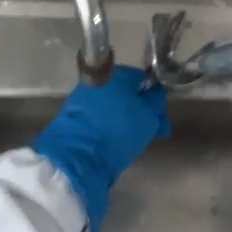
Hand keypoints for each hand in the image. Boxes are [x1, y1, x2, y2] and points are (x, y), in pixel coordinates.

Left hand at [30, 66, 170, 231]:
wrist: (77, 158)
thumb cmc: (118, 132)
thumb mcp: (148, 117)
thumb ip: (155, 101)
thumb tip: (155, 92)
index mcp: (116, 73)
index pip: (142, 79)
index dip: (154, 98)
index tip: (160, 117)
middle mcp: (97, 81)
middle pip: (125, 92)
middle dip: (139, 109)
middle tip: (149, 130)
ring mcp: (81, 98)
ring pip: (111, 106)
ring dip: (123, 118)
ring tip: (132, 139)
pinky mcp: (70, 118)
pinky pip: (97, 118)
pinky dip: (107, 127)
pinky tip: (113, 142)